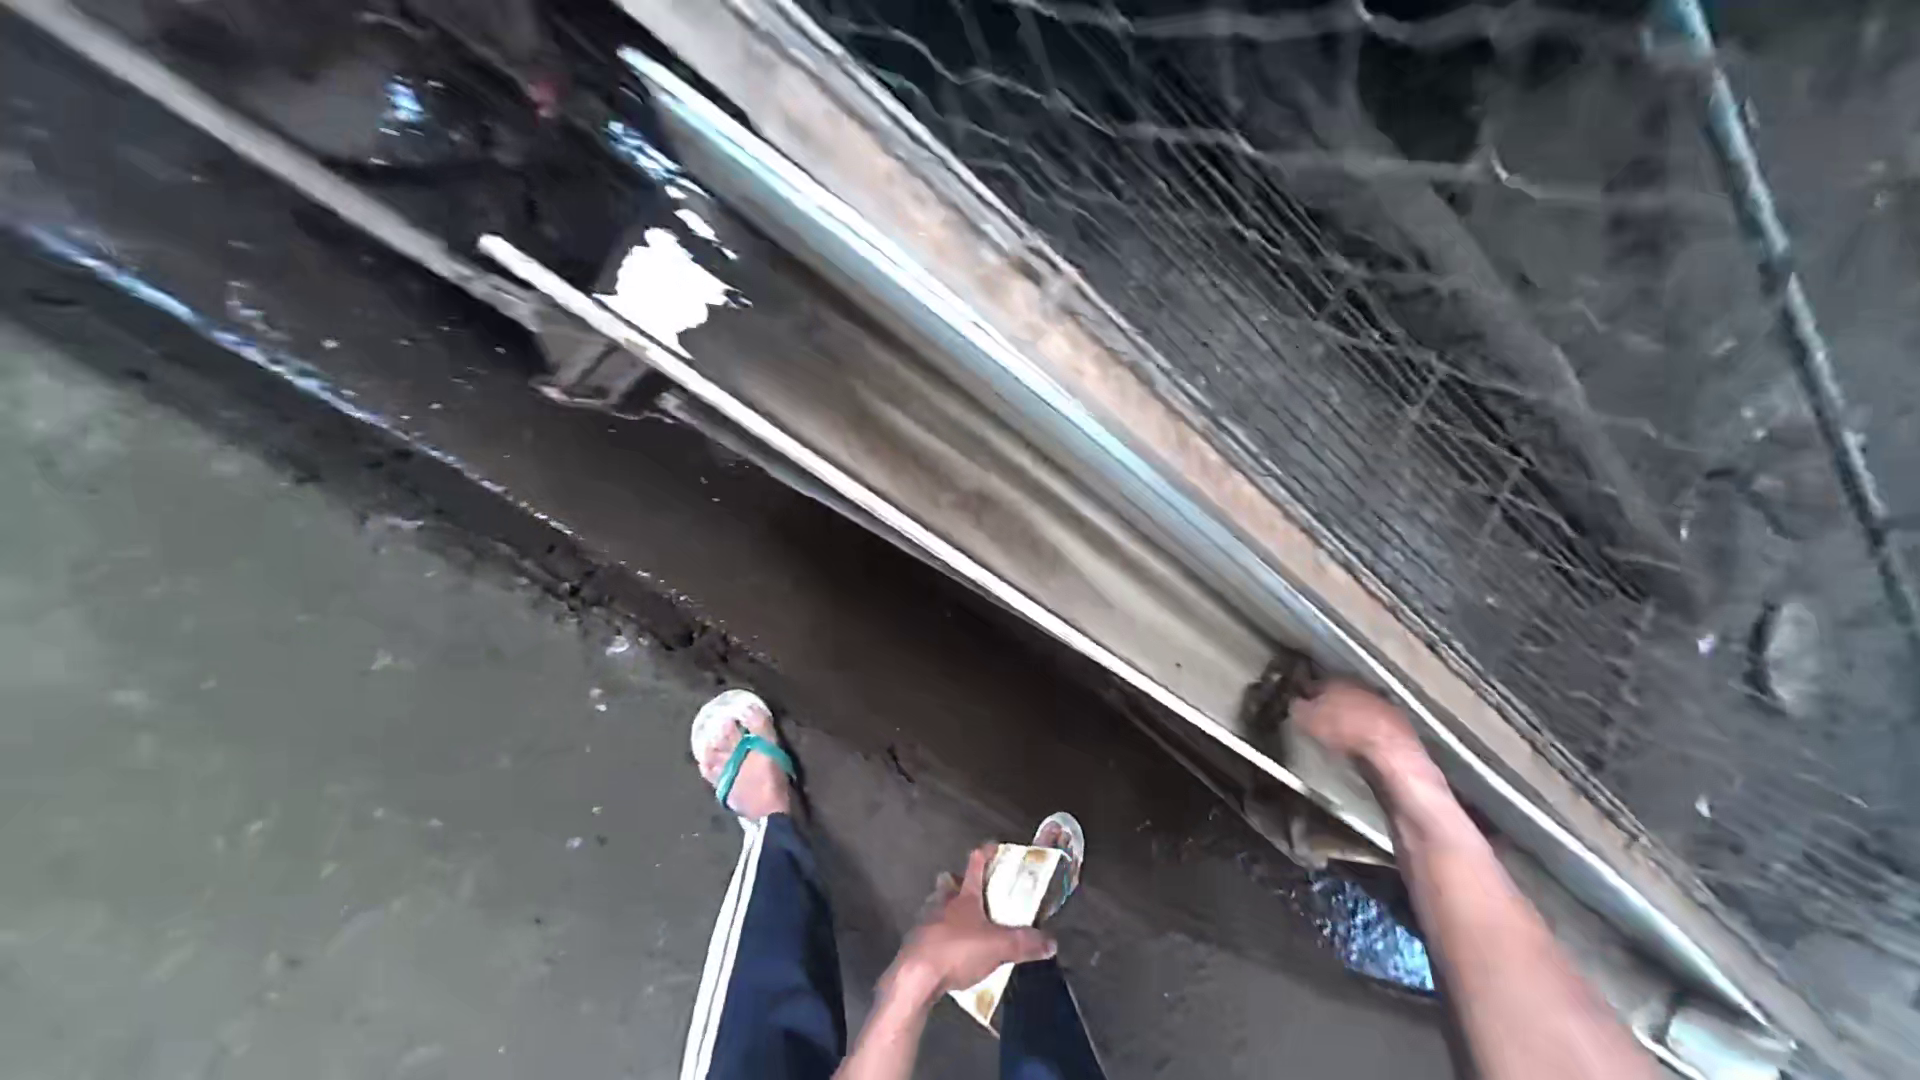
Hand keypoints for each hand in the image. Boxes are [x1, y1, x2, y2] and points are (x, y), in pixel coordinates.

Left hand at [886, 843, 1056, 1002]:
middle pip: (949, 882)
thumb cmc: (957, 950)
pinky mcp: (916, 942)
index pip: (975, 864)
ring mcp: (926, 920)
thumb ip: (1024, 943)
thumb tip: (1052, 942)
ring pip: (936, 904)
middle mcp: (943, 902)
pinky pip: (929, 930)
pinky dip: (939, 934)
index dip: (985, 852)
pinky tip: (947, 949)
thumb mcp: (998, 947)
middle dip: (958, 882)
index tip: (992, 845)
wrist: (915, 976)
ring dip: (947, 909)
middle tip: (971, 891)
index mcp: (965, 896)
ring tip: (960, 923)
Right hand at [1289, 678, 1429, 774]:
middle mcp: (1358, 685)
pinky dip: (1365, 730)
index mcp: (1334, 679)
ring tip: (1338, 735)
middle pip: (1336, 693)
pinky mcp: (1397, 722)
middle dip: (1328, 705)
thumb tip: (1293, 703)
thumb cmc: (1343, 729)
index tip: (1298, 705)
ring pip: (1356, 706)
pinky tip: (1359, 743)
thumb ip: (1295, 707)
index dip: (1303, 694)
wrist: (1390, 748)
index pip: (1311, 682)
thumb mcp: (1305, 719)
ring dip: (1348, 717)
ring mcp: (1380, 702)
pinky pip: (1373, 723)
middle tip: (1317, 721)